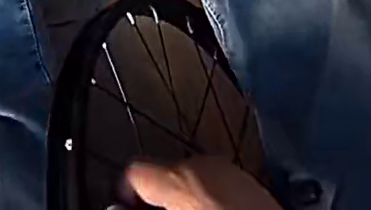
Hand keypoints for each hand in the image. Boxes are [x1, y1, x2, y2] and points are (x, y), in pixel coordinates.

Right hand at [121, 158, 283, 209]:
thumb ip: (146, 207)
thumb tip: (119, 207)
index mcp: (181, 179)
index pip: (134, 170)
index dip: (124, 193)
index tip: (124, 208)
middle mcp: (204, 164)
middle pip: (164, 172)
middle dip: (157, 199)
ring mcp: (230, 171)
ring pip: (191, 178)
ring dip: (182, 199)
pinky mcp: (251, 183)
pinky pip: (216, 185)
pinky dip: (207, 200)